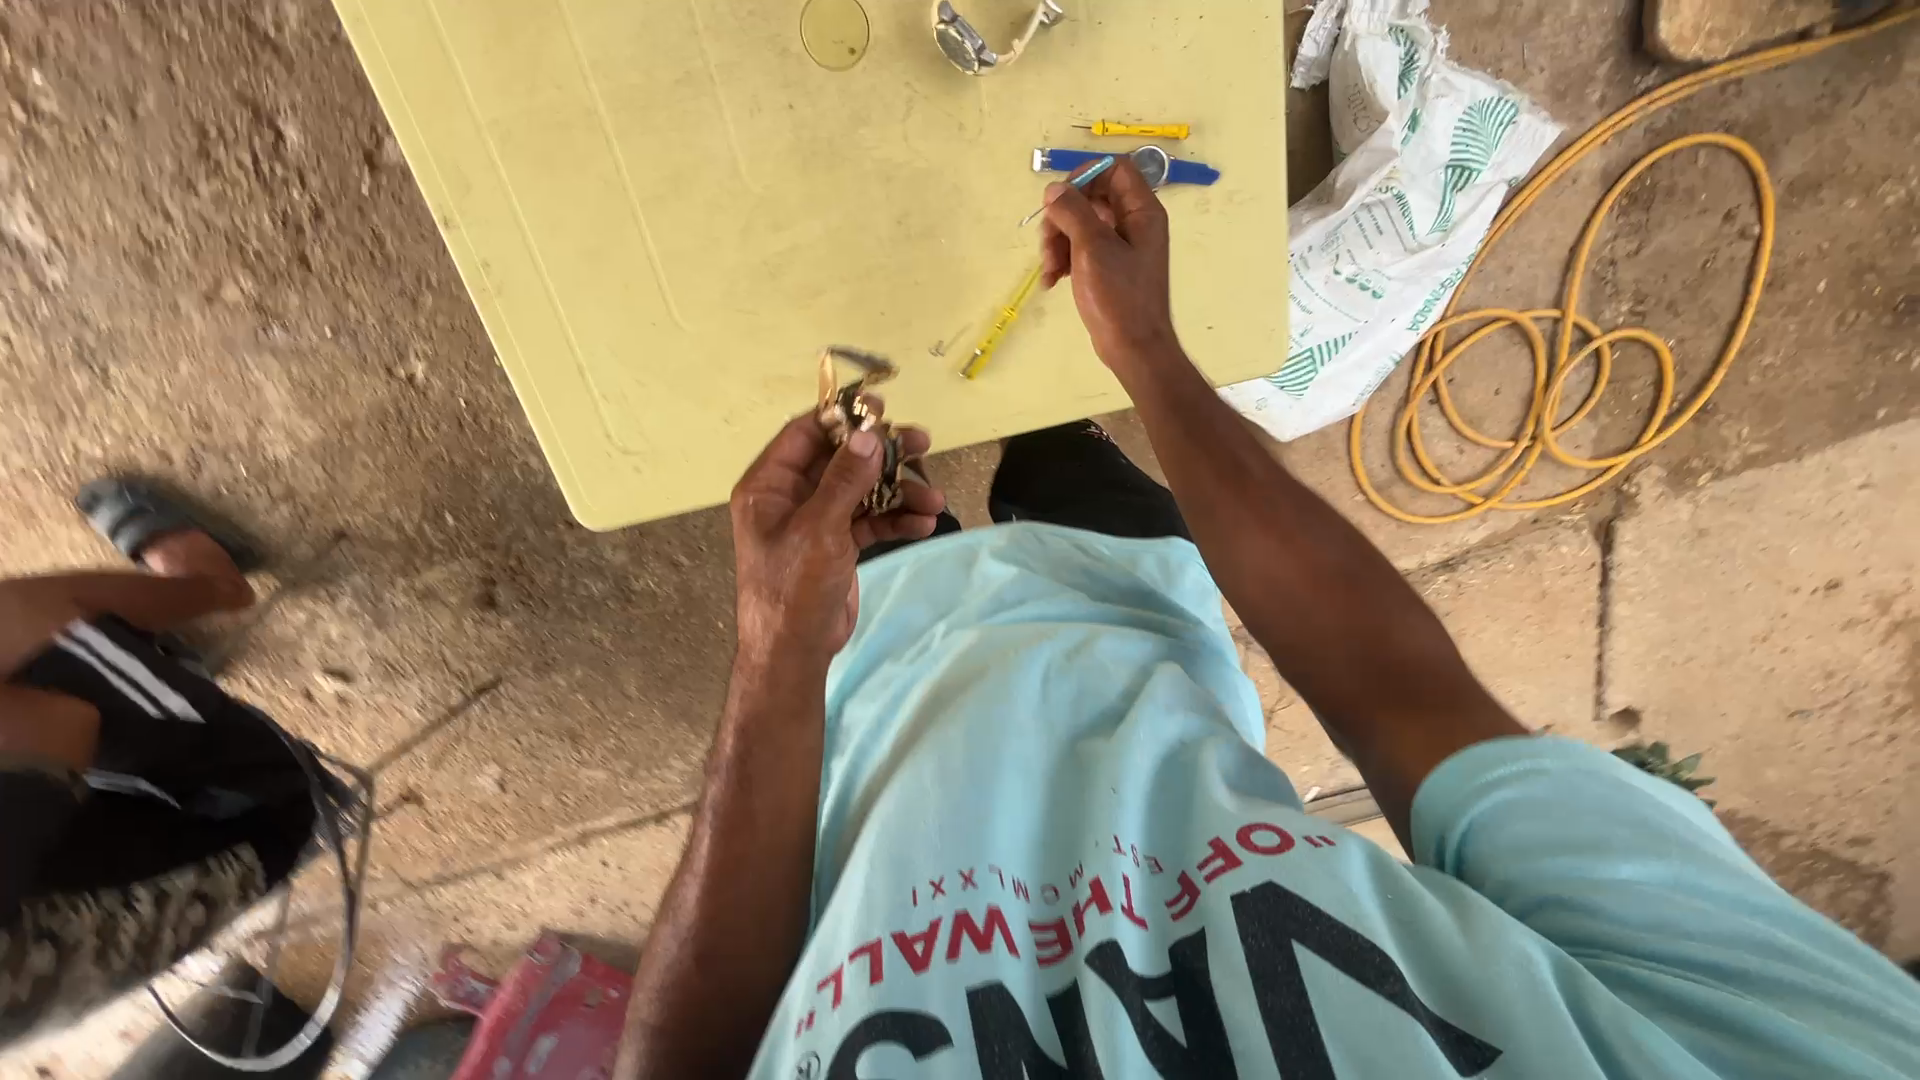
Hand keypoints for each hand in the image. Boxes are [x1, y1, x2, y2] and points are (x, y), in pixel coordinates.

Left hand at [729, 411, 945, 662]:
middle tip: (922, 443)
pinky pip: (871, 519)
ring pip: (862, 489)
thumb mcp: (819, 530)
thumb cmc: (793, 587)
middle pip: (842, 459)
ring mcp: (818, 520)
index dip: (842, 418)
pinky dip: (897, 519)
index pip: (805, 434)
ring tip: (934, 497)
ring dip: (898, 491)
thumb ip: (845, 481)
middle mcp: (792, 496)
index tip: (881, 409)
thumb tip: (869, 436)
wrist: (795, 650)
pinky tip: (925, 523)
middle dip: (882, 455)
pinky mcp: (839, 543)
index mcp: (770, 485)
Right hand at [1039, 158, 1179, 369]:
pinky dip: (1062, 262)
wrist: (1133, 348)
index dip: (1084, 177)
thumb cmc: (1119, 297)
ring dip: (1057, 243)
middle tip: (1047, 244)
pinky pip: (1080, 251)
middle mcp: (1133, 224)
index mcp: (1141, 212)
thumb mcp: (1093, 249)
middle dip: (1062, 219)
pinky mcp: (1107, 269)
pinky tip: (1050, 282)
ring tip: (1048, 270)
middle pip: (1091, 199)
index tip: (1059, 200)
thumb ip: (1073, 212)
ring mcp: (1120, 248)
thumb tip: (1054, 189)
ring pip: (1080, 226)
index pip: (1114, 170)